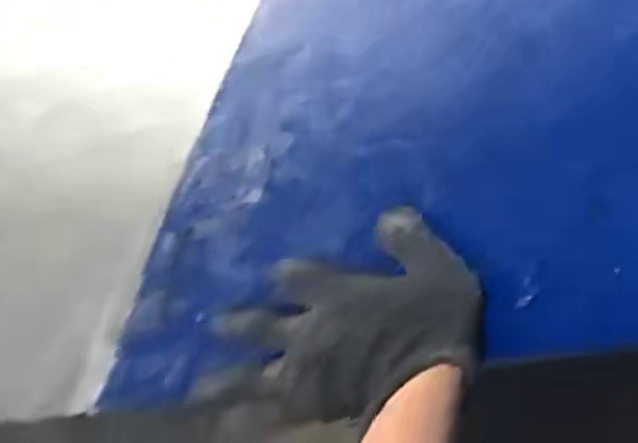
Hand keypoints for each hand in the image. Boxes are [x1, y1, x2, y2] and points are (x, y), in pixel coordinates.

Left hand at [205, 208, 482, 431]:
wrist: (426, 379)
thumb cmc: (435, 314)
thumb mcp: (436, 265)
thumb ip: (409, 242)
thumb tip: (387, 215)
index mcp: (340, 292)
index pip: (300, 277)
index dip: (285, 273)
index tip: (274, 270)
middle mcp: (311, 329)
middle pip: (263, 325)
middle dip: (239, 322)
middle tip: (216, 322)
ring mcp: (304, 372)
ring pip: (252, 375)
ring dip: (225, 378)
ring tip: (202, 384)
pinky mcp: (307, 407)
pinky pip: (264, 414)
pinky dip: (243, 418)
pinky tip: (229, 422)